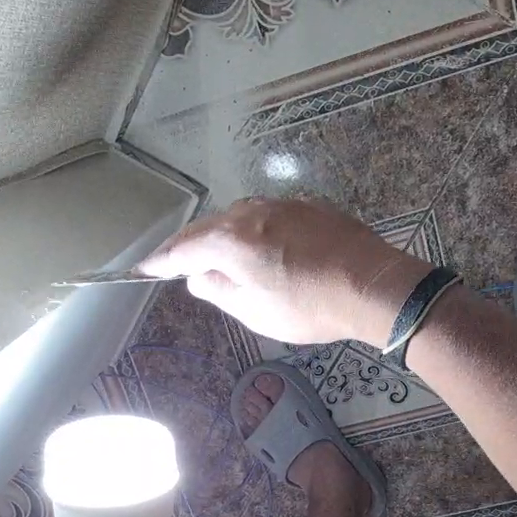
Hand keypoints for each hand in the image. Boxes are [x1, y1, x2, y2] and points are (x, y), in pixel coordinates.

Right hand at [137, 197, 432, 345]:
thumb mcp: (255, 312)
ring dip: (223, 234)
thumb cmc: (308, 306)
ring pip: (239, 217)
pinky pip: (268, 216)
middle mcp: (250, 213)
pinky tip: (262, 245)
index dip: (161, 261)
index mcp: (230, 241)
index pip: (183, 249)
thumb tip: (199, 277)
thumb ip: (219, 291)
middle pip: (208, 227)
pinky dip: (254, 230)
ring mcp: (282, 205)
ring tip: (217, 252)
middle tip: (175, 261)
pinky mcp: (309, 206)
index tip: (144, 268)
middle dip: (189, 245)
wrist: (373, 284)